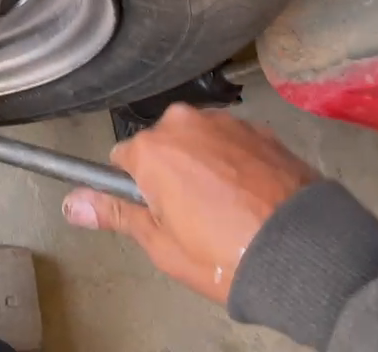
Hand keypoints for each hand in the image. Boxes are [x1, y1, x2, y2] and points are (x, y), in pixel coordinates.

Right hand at [62, 103, 316, 303]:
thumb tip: (70, 203)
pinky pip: (233, 141)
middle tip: (196, 216)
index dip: (137, 189)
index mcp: (150, 149)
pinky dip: (236, 161)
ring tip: (231, 207)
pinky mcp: (260, 129)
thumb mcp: (162, 246)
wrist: (307, 254)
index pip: (121, 160)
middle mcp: (182, 122)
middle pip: (161, 144)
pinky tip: (254, 195)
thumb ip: (114, 213)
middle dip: (170, 171)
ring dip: (203, 162)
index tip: (158, 213)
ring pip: (197, 140)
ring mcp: (223, 122)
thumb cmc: (226, 256)